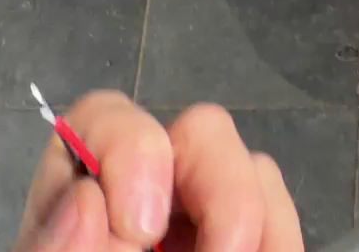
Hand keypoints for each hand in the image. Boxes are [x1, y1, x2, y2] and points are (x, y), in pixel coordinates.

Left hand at [13, 91, 301, 251]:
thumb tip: (85, 200)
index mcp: (76, 216)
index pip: (101, 120)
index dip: (130, 149)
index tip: (141, 230)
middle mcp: (145, 207)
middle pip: (203, 132)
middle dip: (225, 188)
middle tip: (225, 251)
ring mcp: (200, 227)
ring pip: (254, 171)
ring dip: (258, 219)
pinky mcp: (250, 243)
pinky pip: (282, 218)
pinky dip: (282, 239)